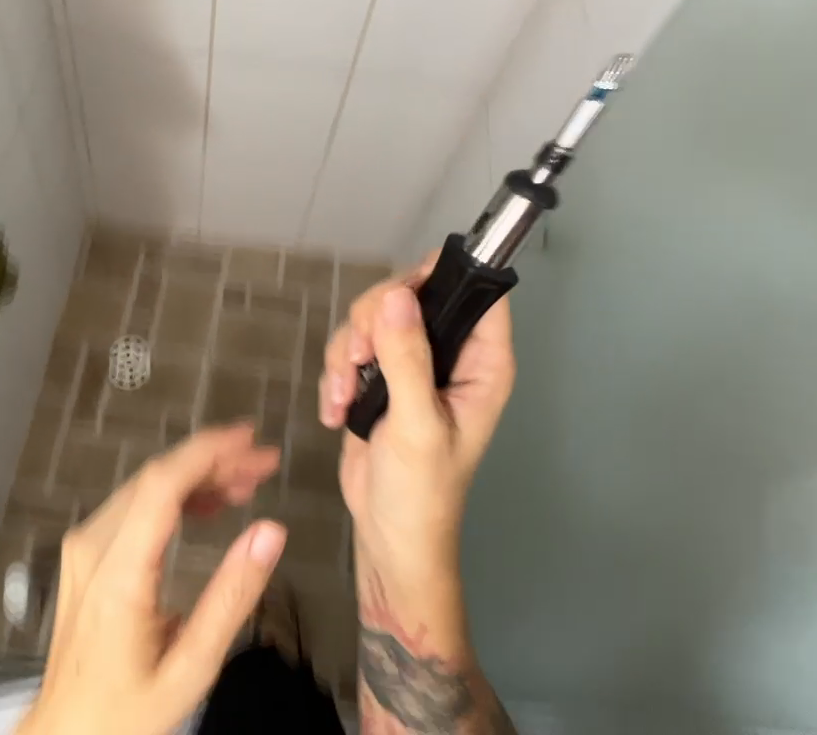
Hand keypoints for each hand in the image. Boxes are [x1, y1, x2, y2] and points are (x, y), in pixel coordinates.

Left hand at [17, 424, 286, 734]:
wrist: (67, 733)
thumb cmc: (127, 709)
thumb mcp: (191, 667)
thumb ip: (232, 597)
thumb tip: (270, 532)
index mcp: (118, 572)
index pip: (162, 485)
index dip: (207, 452)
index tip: (249, 439)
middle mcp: (93, 545)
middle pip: (157, 478)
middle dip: (214, 460)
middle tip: (264, 463)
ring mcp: (85, 545)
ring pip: (147, 486)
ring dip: (198, 475)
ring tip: (248, 481)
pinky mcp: (87, 551)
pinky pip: (135, 505)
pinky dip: (177, 495)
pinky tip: (210, 504)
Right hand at [318, 254, 515, 595]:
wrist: (387, 536)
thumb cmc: (421, 490)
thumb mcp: (417, 424)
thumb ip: (408, 358)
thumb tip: (397, 295)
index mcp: (481, 361)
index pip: (474, 290)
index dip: (437, 278)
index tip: (395, 301)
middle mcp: (449, 352)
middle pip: (406, 293)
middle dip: (371, 323)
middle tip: (360, 360)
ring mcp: (410, 363)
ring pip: (371, 317)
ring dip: (346, 355)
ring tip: (344, 400)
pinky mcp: (378, 377)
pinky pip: (350, 346)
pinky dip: (335, 374)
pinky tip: (336, 411)